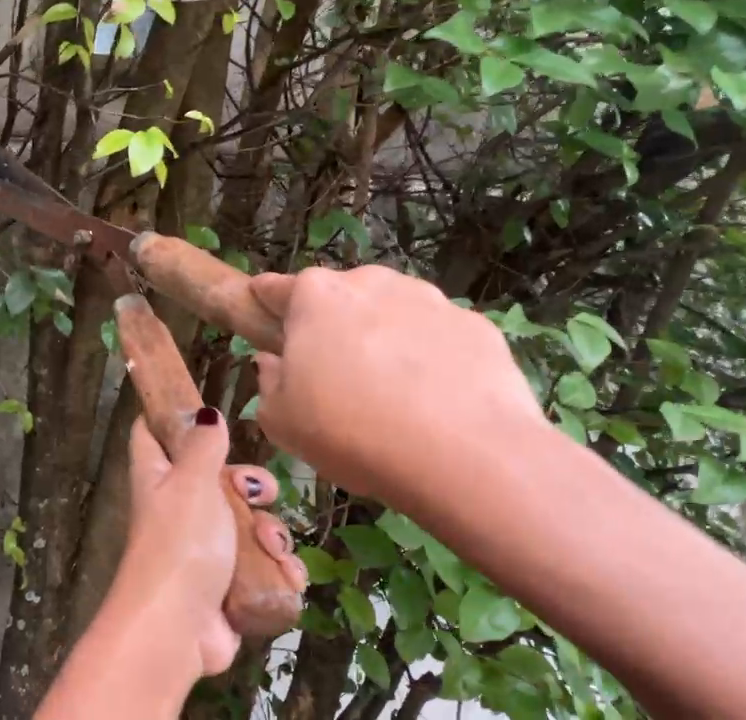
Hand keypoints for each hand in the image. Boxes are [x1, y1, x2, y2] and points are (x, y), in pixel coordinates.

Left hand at [97, 414, 286, 683]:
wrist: (179, 625)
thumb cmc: (179, 542)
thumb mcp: (192, 482)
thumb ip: (203, 446)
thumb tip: (205, 412)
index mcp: (157, 474)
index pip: (154, 432)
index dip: (175, 418)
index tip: (206, 411)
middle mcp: (178, 506)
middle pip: (220, 478)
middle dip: (251, 486)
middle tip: (261, 493)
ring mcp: (204, 547)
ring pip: (249, 522)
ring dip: (271, 533)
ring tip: (270, 546)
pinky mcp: (229, 582)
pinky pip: (263, 565)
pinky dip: (279, 569)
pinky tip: (286, 576)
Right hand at [248, 265, 544, 501]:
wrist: (470, 462)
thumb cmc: (353, 433)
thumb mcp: (281, 421)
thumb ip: (267, 381)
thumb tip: (274, 362)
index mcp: (314, 294)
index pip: (272, 289)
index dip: (267, 312)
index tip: (271, 339)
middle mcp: (370, 283)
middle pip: (338, 298)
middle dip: (332, 327)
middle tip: (335, 380)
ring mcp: (430, 301)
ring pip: (392, 314)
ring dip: (384, 339)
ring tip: (393, 396)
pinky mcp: (479, 327)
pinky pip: (440, 339)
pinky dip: (433, 361)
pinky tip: (437, 404)